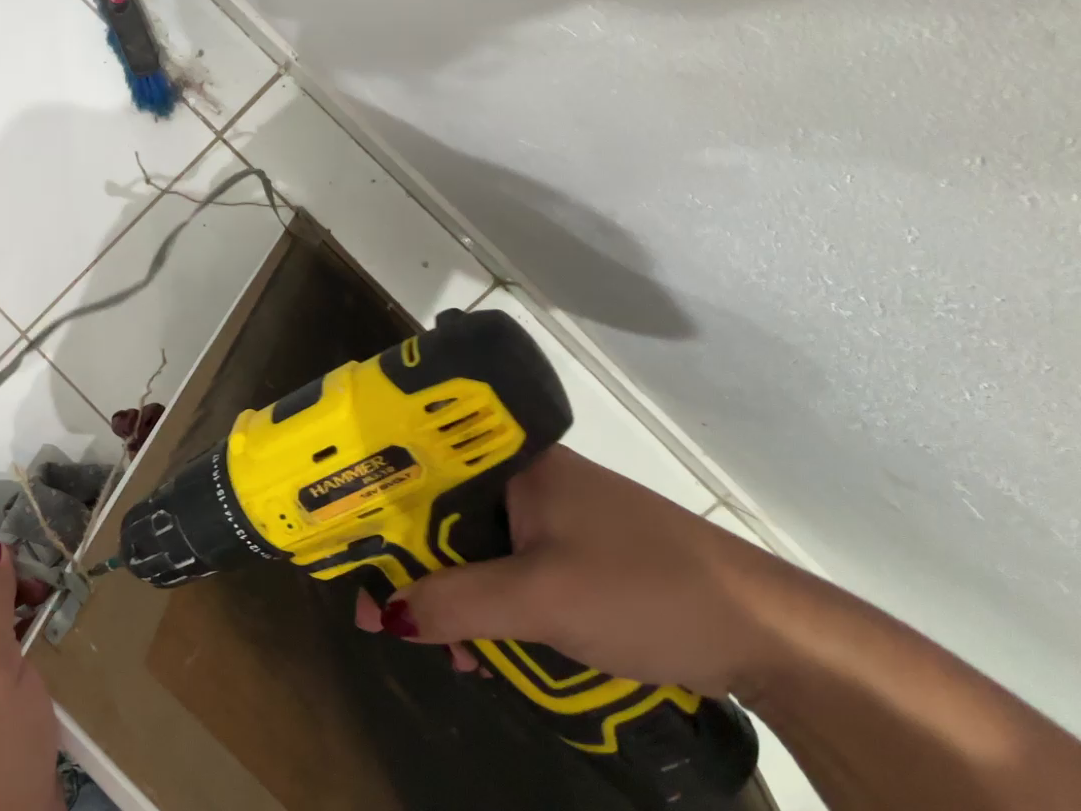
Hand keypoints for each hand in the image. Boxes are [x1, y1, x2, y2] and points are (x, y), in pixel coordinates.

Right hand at [356, 444, 797, 696]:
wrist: (772, 637)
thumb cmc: (648, 591)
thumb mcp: (540, 600)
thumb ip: (455, 603)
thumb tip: (384, 614)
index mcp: (517, 466)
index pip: (422, 470)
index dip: (378, 512)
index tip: (350, 560)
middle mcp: (530, 483)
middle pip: (443, 518)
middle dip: (420, 573)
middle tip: (397, 623)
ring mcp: (555, 521)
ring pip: (476, 552)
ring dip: (458, 602)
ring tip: (457, 655)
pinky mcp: (576, 557)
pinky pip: (509, 576)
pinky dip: (494, 611)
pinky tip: (493, 653)